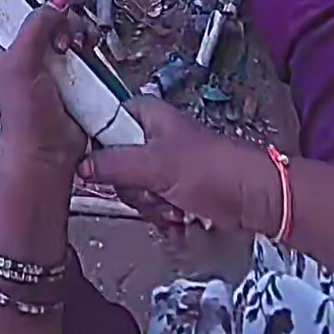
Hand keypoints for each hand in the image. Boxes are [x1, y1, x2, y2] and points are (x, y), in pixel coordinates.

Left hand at [0, 0, 92, 180]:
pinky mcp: (78, 82)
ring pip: (75, 37)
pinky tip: (90, 56)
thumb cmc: (25, 119)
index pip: (31, 14)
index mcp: (13, 50)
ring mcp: (57, 69)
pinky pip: (89, 58)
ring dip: (82, 36)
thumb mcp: (21, 64)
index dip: (46, 10)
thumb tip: (55, 3)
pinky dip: (93, 54)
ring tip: (80, 47)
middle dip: (68, 24)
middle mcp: (35, 57)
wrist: (48, 155)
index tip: (59, 10)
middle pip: (57, 22)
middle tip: (66, 41)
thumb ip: (35, 28)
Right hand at [82, 98, 282, 234]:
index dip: (100, 151)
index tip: (112, 171)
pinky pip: (150, 201)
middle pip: (115, 164)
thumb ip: (114, 165)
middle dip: (135, 189)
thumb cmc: (208, 170)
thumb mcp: (155, 166)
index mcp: (142, 113)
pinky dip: (163, 215)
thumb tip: (79, 166)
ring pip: (132, 188)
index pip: (101, 123)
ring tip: (175, 207)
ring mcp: (159, 159)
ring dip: (152, 206)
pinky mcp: (171, 184)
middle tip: (155, 192)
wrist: (254, 198)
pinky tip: (180, 220)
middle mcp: (147, 132)